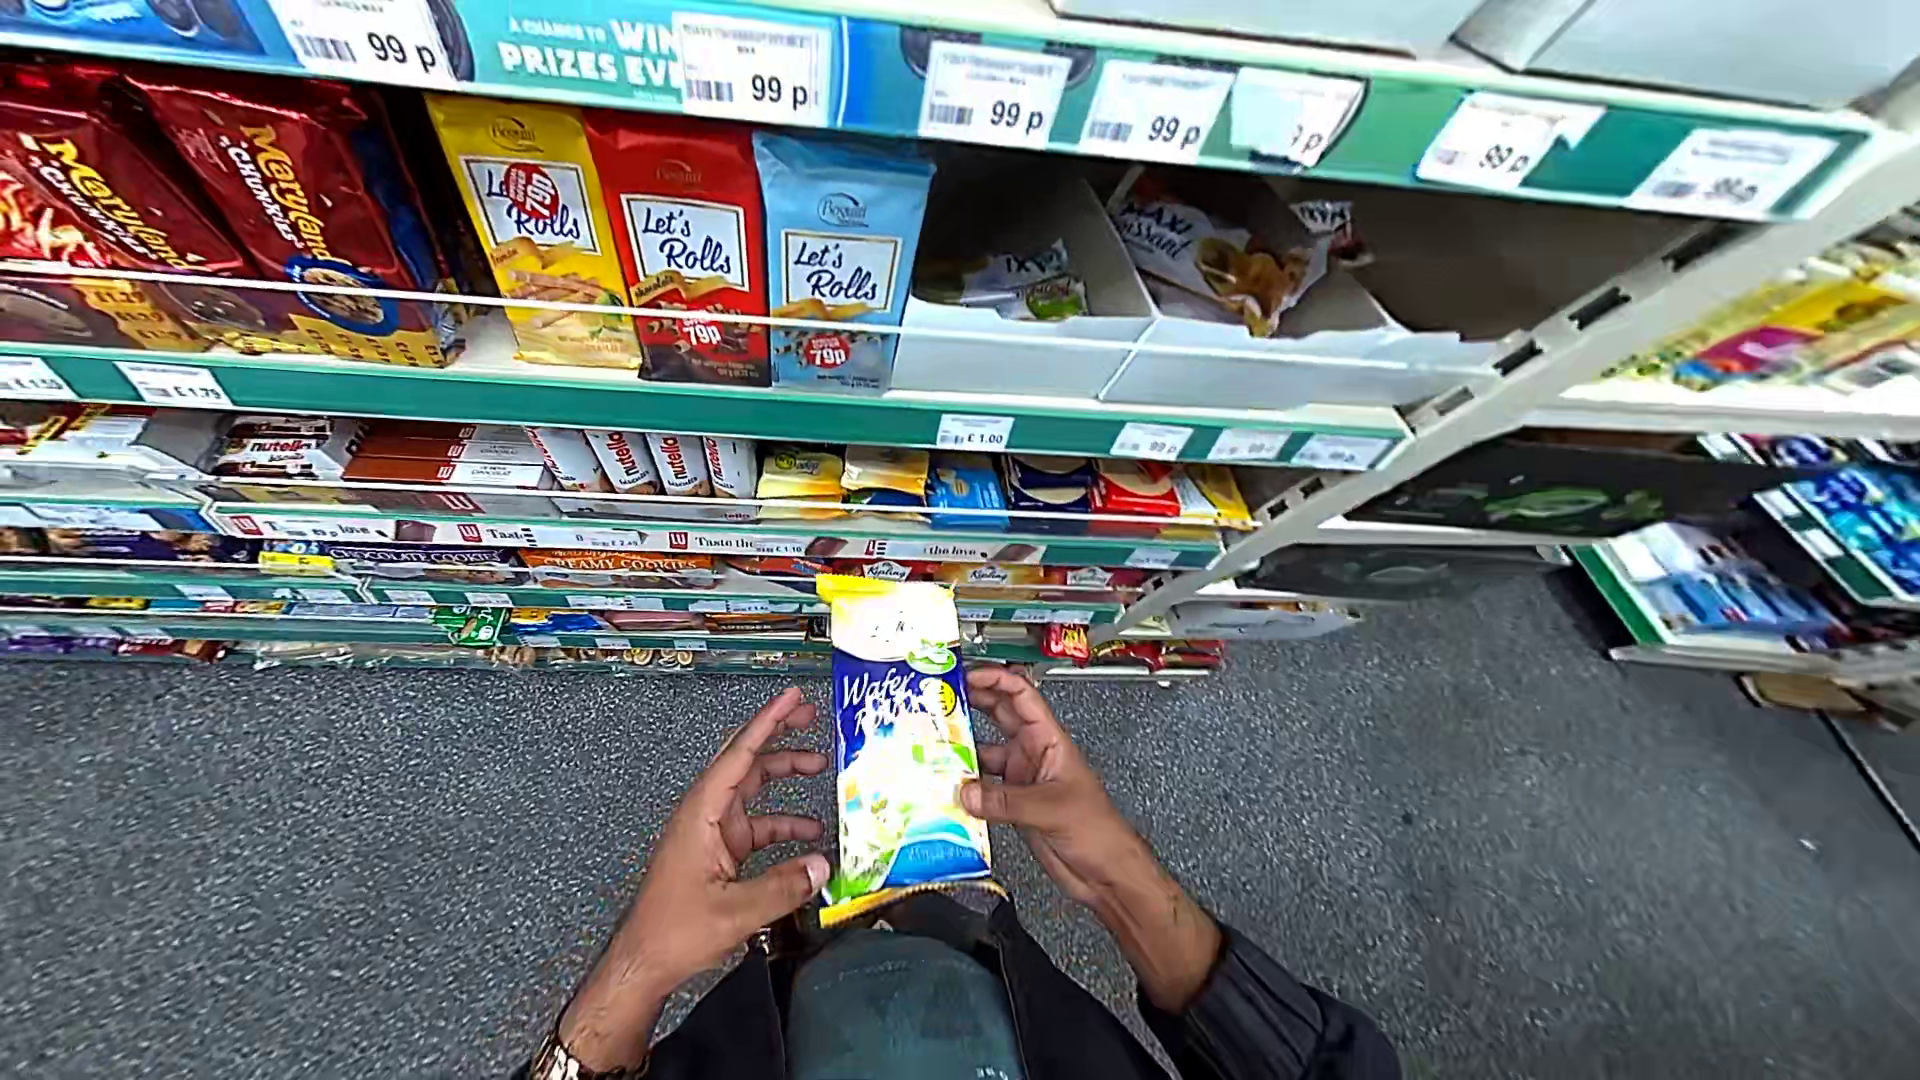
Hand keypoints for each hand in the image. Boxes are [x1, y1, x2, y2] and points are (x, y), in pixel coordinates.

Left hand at [558, 687, 831, 1068]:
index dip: (768, 721)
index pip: (740, 753)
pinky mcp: (721, 847)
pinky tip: (809, 832)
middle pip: (747, 758)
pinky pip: (759, 821)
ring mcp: (715, 828)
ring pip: (755, 785)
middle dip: (778, 733)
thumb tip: (821, 865)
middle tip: (809, 716)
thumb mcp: (733, 912)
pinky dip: (785, 819)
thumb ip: (782, 887)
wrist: (642, 965)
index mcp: (703, 812)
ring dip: (786, 772)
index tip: (791, 698)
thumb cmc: (672, 933)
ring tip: (818, 764)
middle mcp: (708, 811)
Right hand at [961, 667, 1219, 1011]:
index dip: (994, 679)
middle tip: (942, 698)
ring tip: (937, 743)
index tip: (967, 677)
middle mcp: (1032, 750)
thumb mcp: (1052, 807)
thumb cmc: (1098, 829)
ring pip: (985, 748)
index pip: (1020, 693)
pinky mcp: (1012, 800)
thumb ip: (1006, 801)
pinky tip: (950, 786)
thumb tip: (967, 791)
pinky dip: (965, 783)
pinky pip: (982, 783)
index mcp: (1049, 738)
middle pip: (998, 713)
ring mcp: (1021, 775)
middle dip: (971, 701)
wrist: (1104, 871)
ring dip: (964, 745)